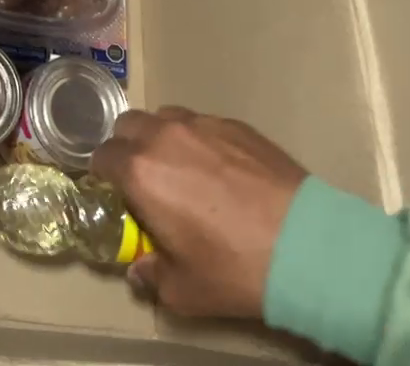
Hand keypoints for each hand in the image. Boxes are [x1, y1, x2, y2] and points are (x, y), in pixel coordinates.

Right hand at [91, 108, 308, 320]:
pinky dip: (200, 140)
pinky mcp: (236, 125)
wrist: (308, 246)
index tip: (116, 194)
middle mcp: (164, 137)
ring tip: (184, 168)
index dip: (104, 175)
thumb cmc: (236, 269)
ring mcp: (202, 125)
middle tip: (146, 179)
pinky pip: (203, 124)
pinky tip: (222, 170)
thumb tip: (141, 268)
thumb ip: (151, 275)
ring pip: (165, 117)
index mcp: (140, 172)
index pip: (101, 157)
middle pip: (128, 125)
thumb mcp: (183, 290)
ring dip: (162, 137)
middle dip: (128, 147)